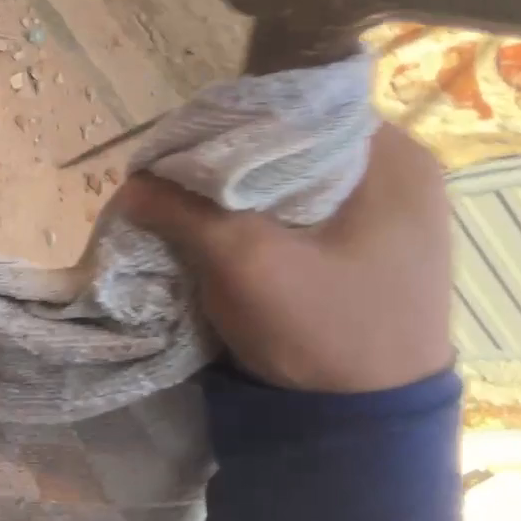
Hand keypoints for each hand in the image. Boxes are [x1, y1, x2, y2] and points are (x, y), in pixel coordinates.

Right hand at [116, 123, 454, 393]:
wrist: (356, 413)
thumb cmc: (320, 328)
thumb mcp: (244, 263)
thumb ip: (184, 212)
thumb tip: (130, 182)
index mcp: (390, 162)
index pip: (297, 108)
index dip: (227, 122)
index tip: (172, 149)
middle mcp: (389, 176)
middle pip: (285, 143)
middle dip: (217, 161)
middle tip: (163, 180)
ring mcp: (372, 213)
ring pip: (278, 178)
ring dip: (223, 193)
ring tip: (174, 206)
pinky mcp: (349, 245)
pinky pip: (284, 210)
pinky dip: (240, 216)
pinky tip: (206, 231)